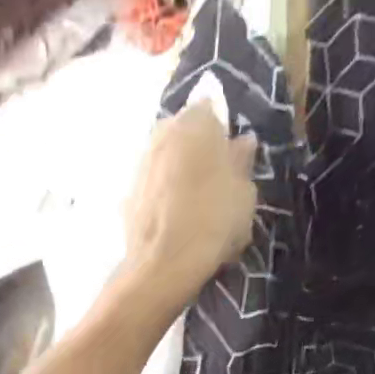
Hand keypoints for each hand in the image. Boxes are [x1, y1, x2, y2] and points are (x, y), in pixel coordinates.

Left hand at [123, 99, 257, 302]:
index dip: (224, 134)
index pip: (213, 110)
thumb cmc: (214, 222)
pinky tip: (177, 220)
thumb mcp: (245, 194)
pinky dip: (165, 195)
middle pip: (187, 133)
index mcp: (196, 122)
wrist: (164, 263)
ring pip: (169, 158)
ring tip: (197, 206)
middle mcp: (164, 129)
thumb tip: (242, 142)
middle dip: (200, 151)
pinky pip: (155, 185)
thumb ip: (242, 162)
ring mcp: (142, 159)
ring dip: (181, 173)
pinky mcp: (129, 188)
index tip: (234, 159)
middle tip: (218, 183)